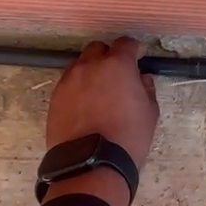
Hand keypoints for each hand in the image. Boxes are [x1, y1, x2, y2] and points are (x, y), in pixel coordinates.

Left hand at [43, 37, 159, 205]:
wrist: (91, 162)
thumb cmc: (128, 136)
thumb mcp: (150, 112)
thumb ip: (147, 89)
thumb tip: (142, 78)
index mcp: (117, 65)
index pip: (125, 43)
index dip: (133, 50)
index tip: (138, 59)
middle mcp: (90, 66)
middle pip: (98, 49)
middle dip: (109, 56)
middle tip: (117, 74)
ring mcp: (69, 80)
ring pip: (80, 64)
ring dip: (91, 70)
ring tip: (99, 90)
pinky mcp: (55, 97)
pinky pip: (69, 82)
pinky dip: (78, 86)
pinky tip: (86, 104)